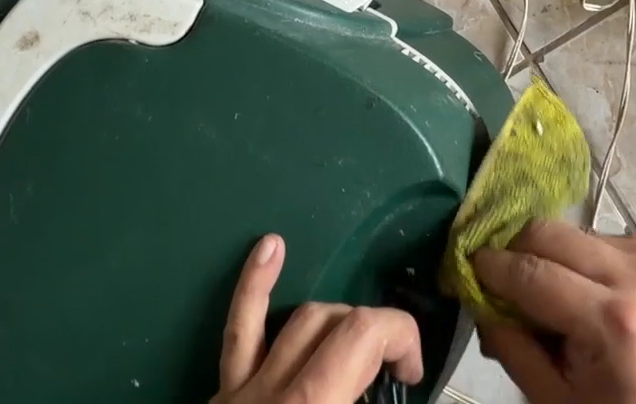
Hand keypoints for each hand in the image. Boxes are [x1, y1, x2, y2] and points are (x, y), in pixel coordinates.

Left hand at [213, 234, 424, 403]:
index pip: (365, 334)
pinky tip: (271, 247)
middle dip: (378, 333)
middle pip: (339, 323)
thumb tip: (402, 392)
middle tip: (393, 372)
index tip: (411, 374)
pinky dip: (255, 286)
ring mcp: (243, 391)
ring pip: (300, 321)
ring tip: (361, 338)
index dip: (403, 337)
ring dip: (338, 319)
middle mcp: (279, 391)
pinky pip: (238, 331)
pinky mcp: (223, 397)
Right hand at [472, 221, 635, 403]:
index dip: (489, 268)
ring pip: (565, 230)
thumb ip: (515, 350)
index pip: (529, 273)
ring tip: (540, 294)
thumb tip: (479, 303)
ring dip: (542, 254)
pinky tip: (576, 292)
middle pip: (545, 234)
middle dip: (512, 251)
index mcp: (610, 322)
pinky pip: (590, 237)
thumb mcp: (564, 403)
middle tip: (497, 282)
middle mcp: (629, 273)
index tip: (463, 269)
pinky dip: (570, 257)